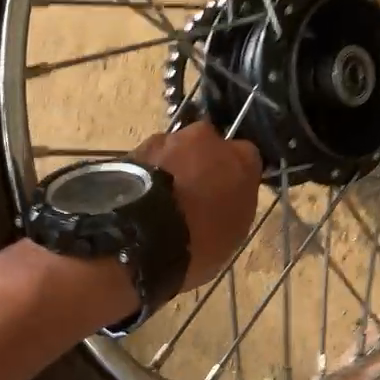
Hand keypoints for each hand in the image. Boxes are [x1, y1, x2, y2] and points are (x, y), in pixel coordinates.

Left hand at [132, 123, 262, 290]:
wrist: (137, 239)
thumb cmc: (198, 241)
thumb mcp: (235, 232)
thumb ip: (236, 203)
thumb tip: (227, 197)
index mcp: (243, 157)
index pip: (247, 159)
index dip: (235, 178)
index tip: (226, 197)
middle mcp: (208, 138)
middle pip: (209, 147)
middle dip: (202, 166)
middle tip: (192, 197)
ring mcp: (167, 140)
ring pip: (175, 152)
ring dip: (172, 169)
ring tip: (160, 203)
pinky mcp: (132, 149)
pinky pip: (147, 163)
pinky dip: (146, 176)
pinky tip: (138, 202)